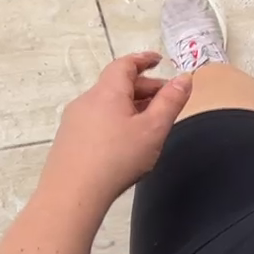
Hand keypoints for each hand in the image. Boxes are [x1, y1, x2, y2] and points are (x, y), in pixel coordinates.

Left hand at [41, 52, 192, 209]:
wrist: (72, 194)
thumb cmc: (117, 158)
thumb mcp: (154, 129)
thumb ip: (171, 101)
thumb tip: (184, 78)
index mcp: (107, 93)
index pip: (124, 65)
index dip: (143, 59)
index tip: (159, 60)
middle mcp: (87, 101)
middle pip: (118, 85)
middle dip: (145, 88)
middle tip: (168, 100)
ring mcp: (74, 121)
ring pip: (108, 104)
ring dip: (132, 105)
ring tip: (151, 123)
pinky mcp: (69, 140)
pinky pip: (98, 119)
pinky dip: (117, 119)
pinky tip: (128, 141)